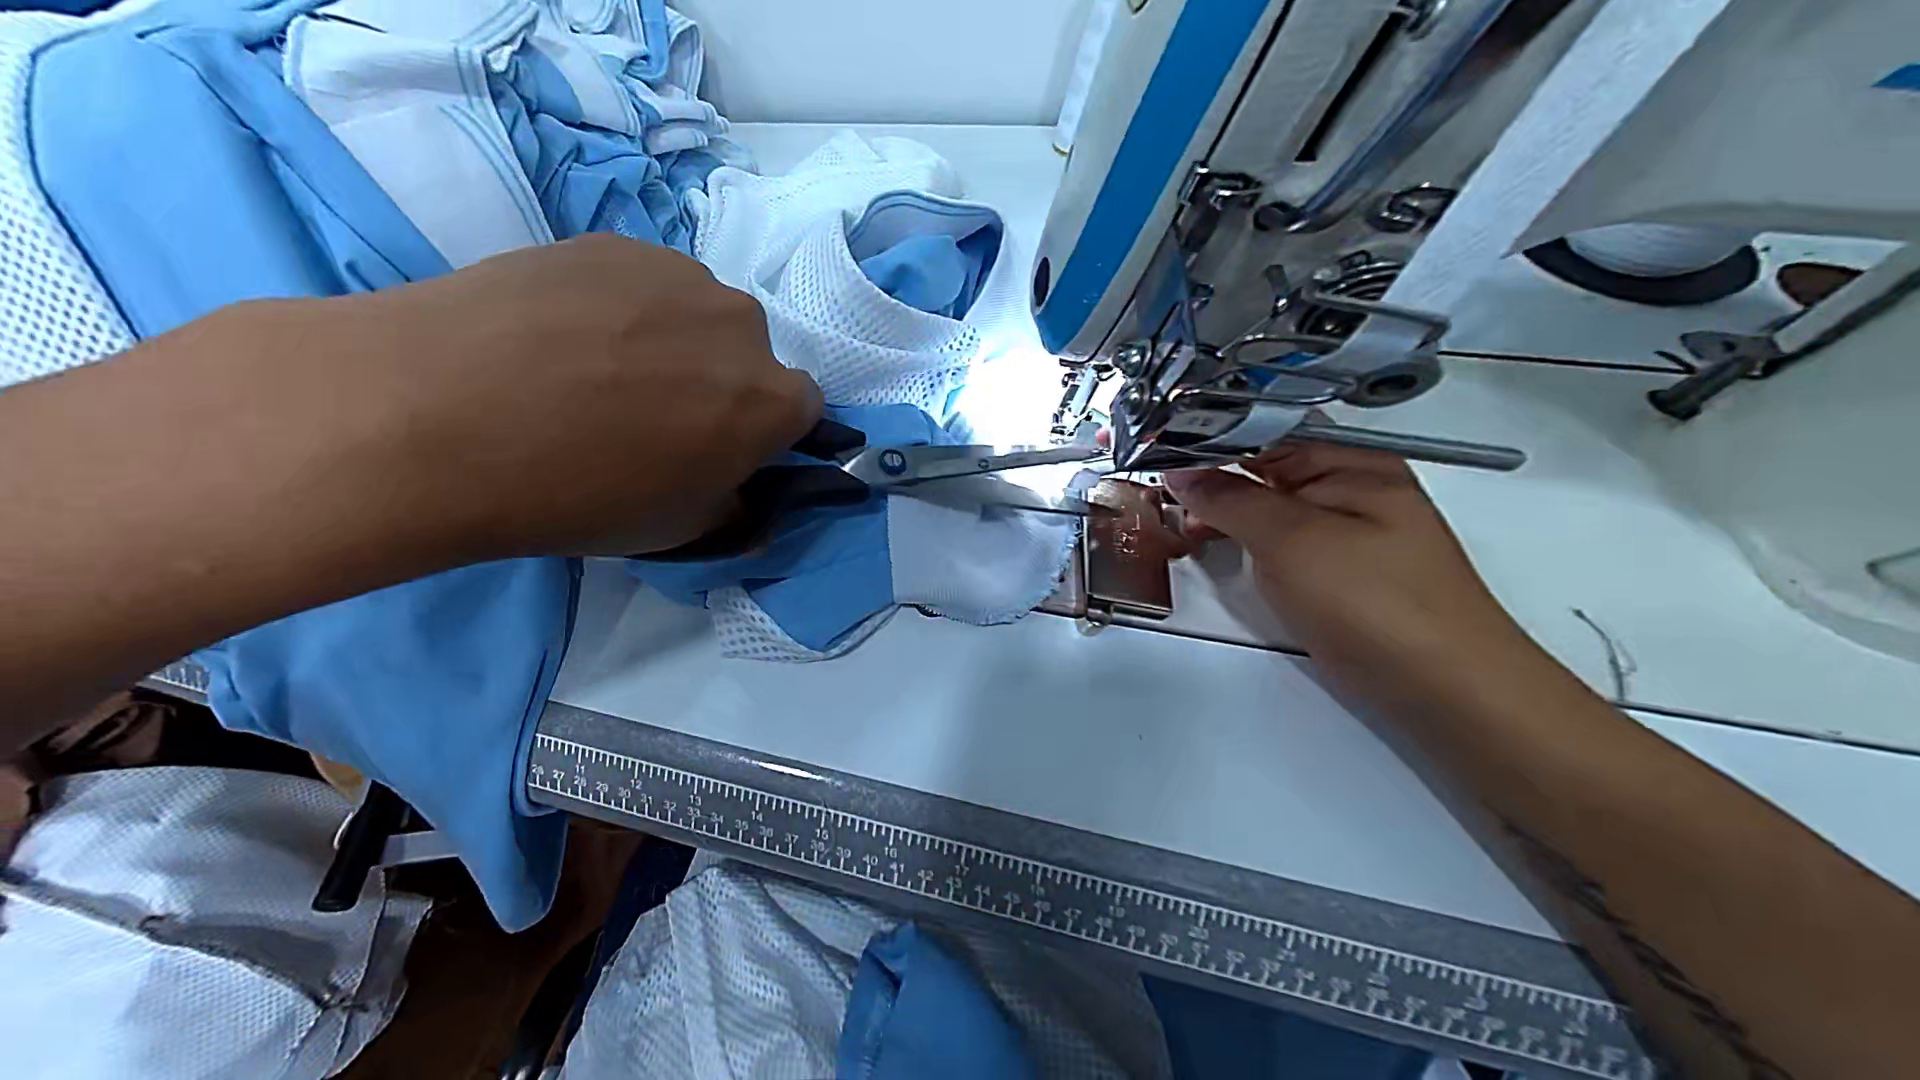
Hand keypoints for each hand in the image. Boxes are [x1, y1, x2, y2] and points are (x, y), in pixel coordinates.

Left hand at [199, 234, 821, 556]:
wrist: (433, 415)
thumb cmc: (578, 493)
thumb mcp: (678, 532)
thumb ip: (735, 509)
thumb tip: (743, 493)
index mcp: (773, 400)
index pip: (803, 412)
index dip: (765, 435)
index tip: (721, 452)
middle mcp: (745, 327)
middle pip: (751, 359)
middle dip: (720, 385)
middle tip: (651, 416)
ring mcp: (679, 274)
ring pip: (698, 316)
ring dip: (674, 342)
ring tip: (595, 372)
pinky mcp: (613, 244)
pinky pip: (644, 283)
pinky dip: (622, 308)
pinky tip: (561, 337)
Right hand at [1163, 445, 1543, 714]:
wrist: (1443, 687)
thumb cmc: (1375, 602)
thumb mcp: (1292, 541)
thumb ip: (1230, 499)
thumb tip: (1181, 471)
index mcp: (1350, 460)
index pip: (1266, 426)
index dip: (1209, 432)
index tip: (1158, 445)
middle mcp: (1346, 485)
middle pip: (1264, 462)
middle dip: (1209, 471)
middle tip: (1157, 485)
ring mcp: (1339, 527)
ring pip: (1265, 501)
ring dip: (1221, 506)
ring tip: (1178, 519)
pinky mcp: (1330, 566)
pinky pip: (1274, 536)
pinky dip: (1239, 536)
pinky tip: (1212, 544)